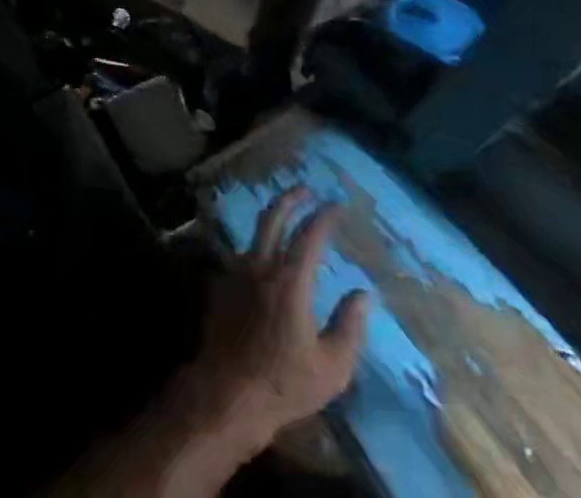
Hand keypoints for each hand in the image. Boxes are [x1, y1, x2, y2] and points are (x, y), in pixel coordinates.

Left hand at [182, 187, 369, 455]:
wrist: (227, 391)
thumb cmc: (286, 382)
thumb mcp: (334, 364)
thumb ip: (351, 324)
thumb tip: (363, 293)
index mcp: (289, 282)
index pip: (309, 236)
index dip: (323, 216)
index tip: (337, 203)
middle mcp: (257, 268)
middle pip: (271, 219)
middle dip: (289, 199)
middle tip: (304, 188)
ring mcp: (232, 275)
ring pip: (252, 238)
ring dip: (270, 224)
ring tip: (287, 223)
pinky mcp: (218, 287)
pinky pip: (240, 261)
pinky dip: (257, 254)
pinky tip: (266, 267)